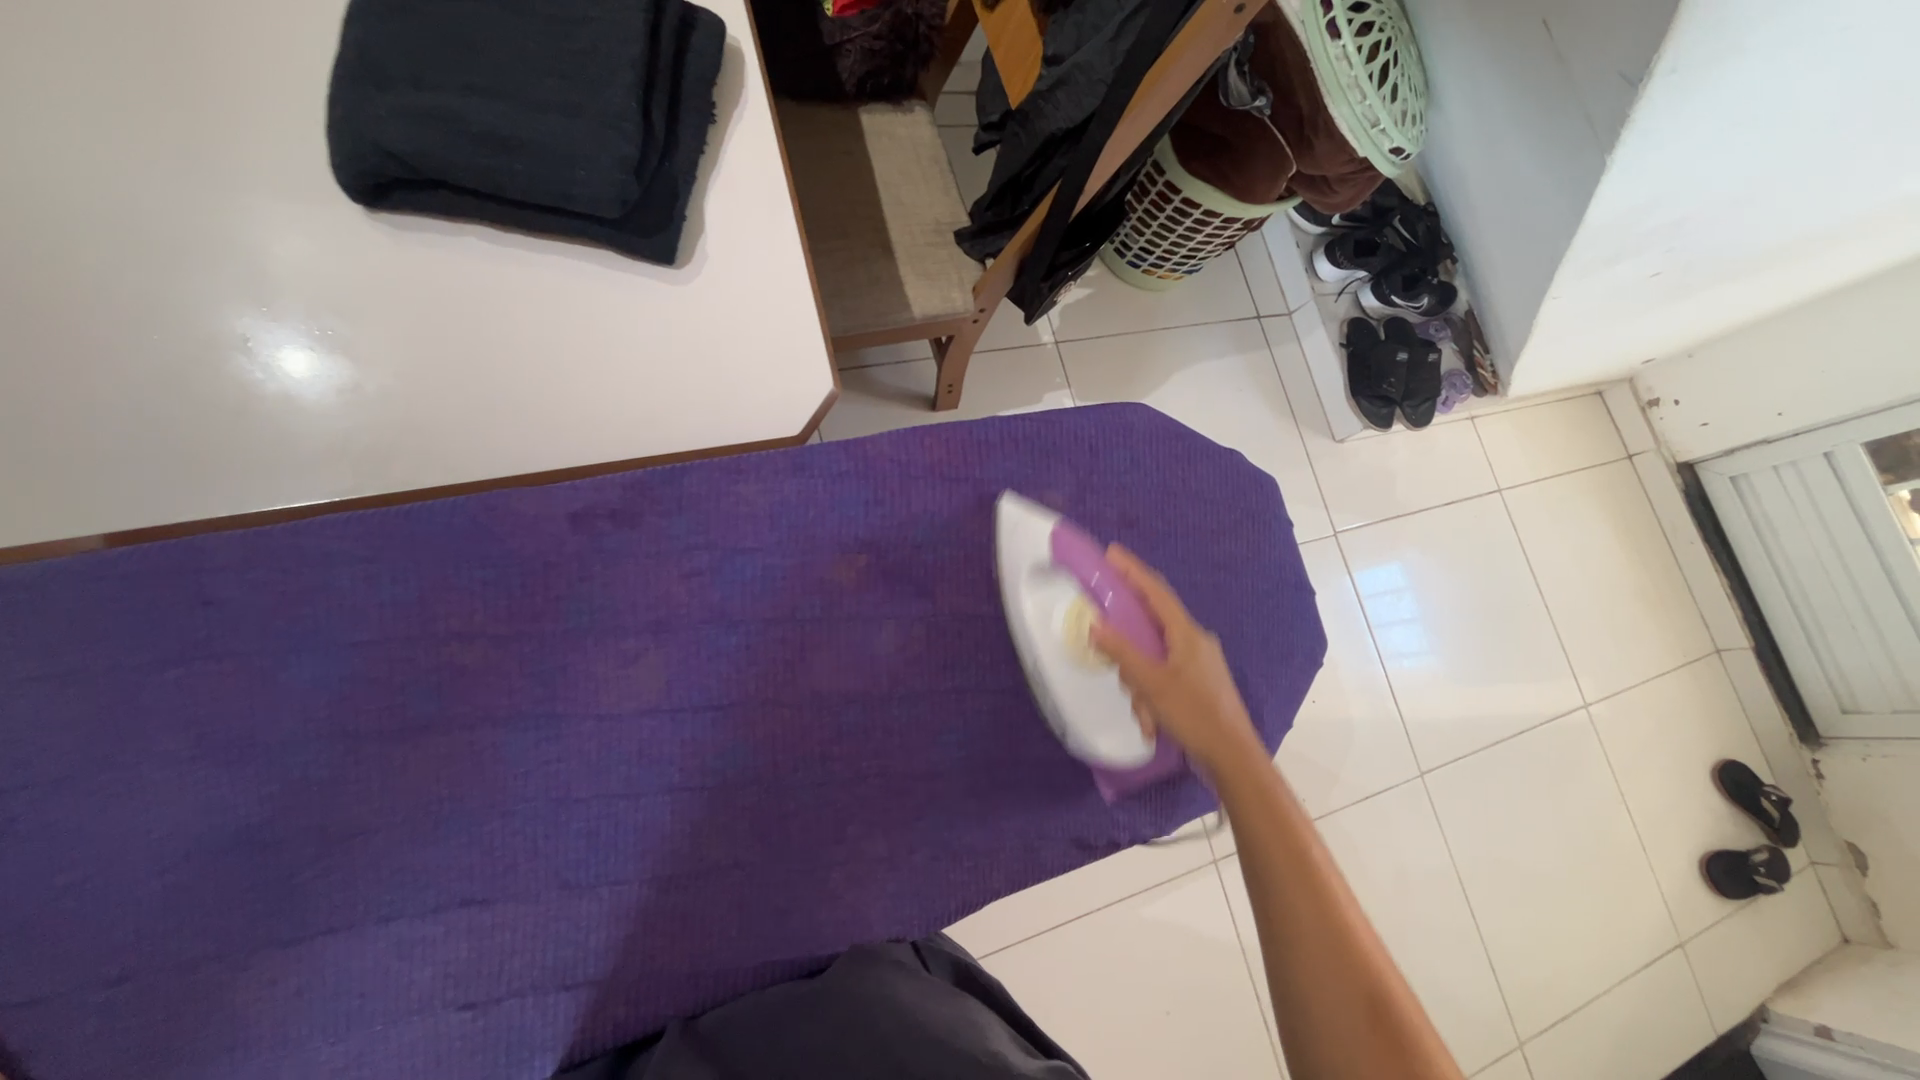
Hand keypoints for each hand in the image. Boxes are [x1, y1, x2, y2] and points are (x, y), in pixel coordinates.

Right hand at [1089, 545, 1265, 776]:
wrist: (1233, 757)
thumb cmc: (1193, 714)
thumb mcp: (1151, 683)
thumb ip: (1122, 652)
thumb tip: (1095, 624)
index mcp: (1187, 633)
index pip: (1155, 591)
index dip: (1132, 570)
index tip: (1111, 553)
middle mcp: (1195, 642)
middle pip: (1150, 629)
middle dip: (1129, 653)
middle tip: (1116, 669)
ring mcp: (1198, 664)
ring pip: (1153, 660)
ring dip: (1141, 685)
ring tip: (1146, 715)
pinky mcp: (1198, 685)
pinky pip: (1163, 679)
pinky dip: (1152, 697)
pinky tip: (1153, 724)